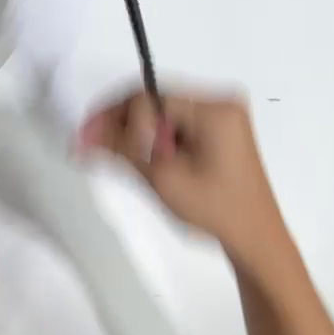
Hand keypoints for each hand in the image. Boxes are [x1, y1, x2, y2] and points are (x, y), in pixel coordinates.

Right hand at [79, 89, 288, 263]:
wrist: (254, 237)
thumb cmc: (213, 209)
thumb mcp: (162, 177)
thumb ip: (119, 149)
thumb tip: (79, 137)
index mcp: (214, 109)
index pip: (148, 98)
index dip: (111, 116)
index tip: (85, 140)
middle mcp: (219, 102)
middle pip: (152, 99)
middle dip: (116, 121)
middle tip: (86, 143)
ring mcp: (220, 116)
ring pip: (158, 112)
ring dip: (129, 130)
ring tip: (102, 151)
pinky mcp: (216, 131)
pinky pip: (171, 124)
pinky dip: (148, 138)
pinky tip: (129, 154)